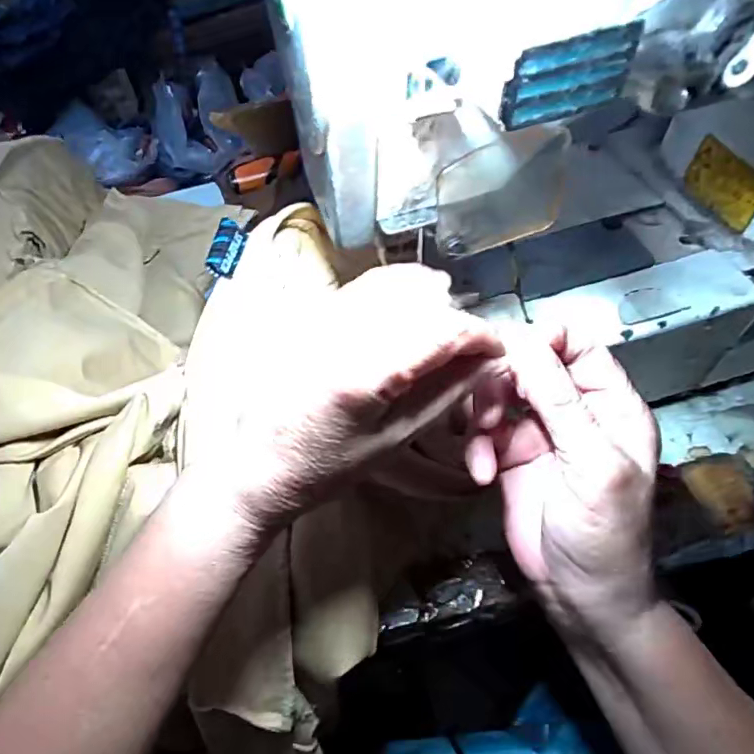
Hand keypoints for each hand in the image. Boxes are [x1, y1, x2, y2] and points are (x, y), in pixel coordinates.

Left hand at [186, 264, 502, 530]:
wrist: (257, 467)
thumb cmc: (326, 467)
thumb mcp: (392, 440)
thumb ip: (443, 394)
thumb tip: (485, 363)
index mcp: (365, 372)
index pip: (441, 330)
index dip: (479, 335)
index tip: (497, 350)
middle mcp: (343, 331)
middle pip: (421, 301)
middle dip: (456, 320)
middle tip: (470, 350)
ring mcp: (321, 317)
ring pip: (393, 285)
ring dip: (428, 300)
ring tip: (445, 327)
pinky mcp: (308, 314)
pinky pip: (364, 286)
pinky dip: (395, 291)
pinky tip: (409, 306)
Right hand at [466, 325, 660, 646]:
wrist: (580, 596)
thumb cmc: (605, 535)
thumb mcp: (592, 465)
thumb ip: (560, 404)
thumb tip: (527, 344)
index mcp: (610, 404)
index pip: (578, 345)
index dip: (544, 340)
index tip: (513, 357)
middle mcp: (573, 411)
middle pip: (530, 363)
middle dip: (503, 381)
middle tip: (487, 412)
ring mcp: (539, 433)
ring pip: (500, 393)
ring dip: (482, 413)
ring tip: (482, 445)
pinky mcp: (510, 457)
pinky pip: (483, 431)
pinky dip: (476, 446)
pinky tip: (481, 473)